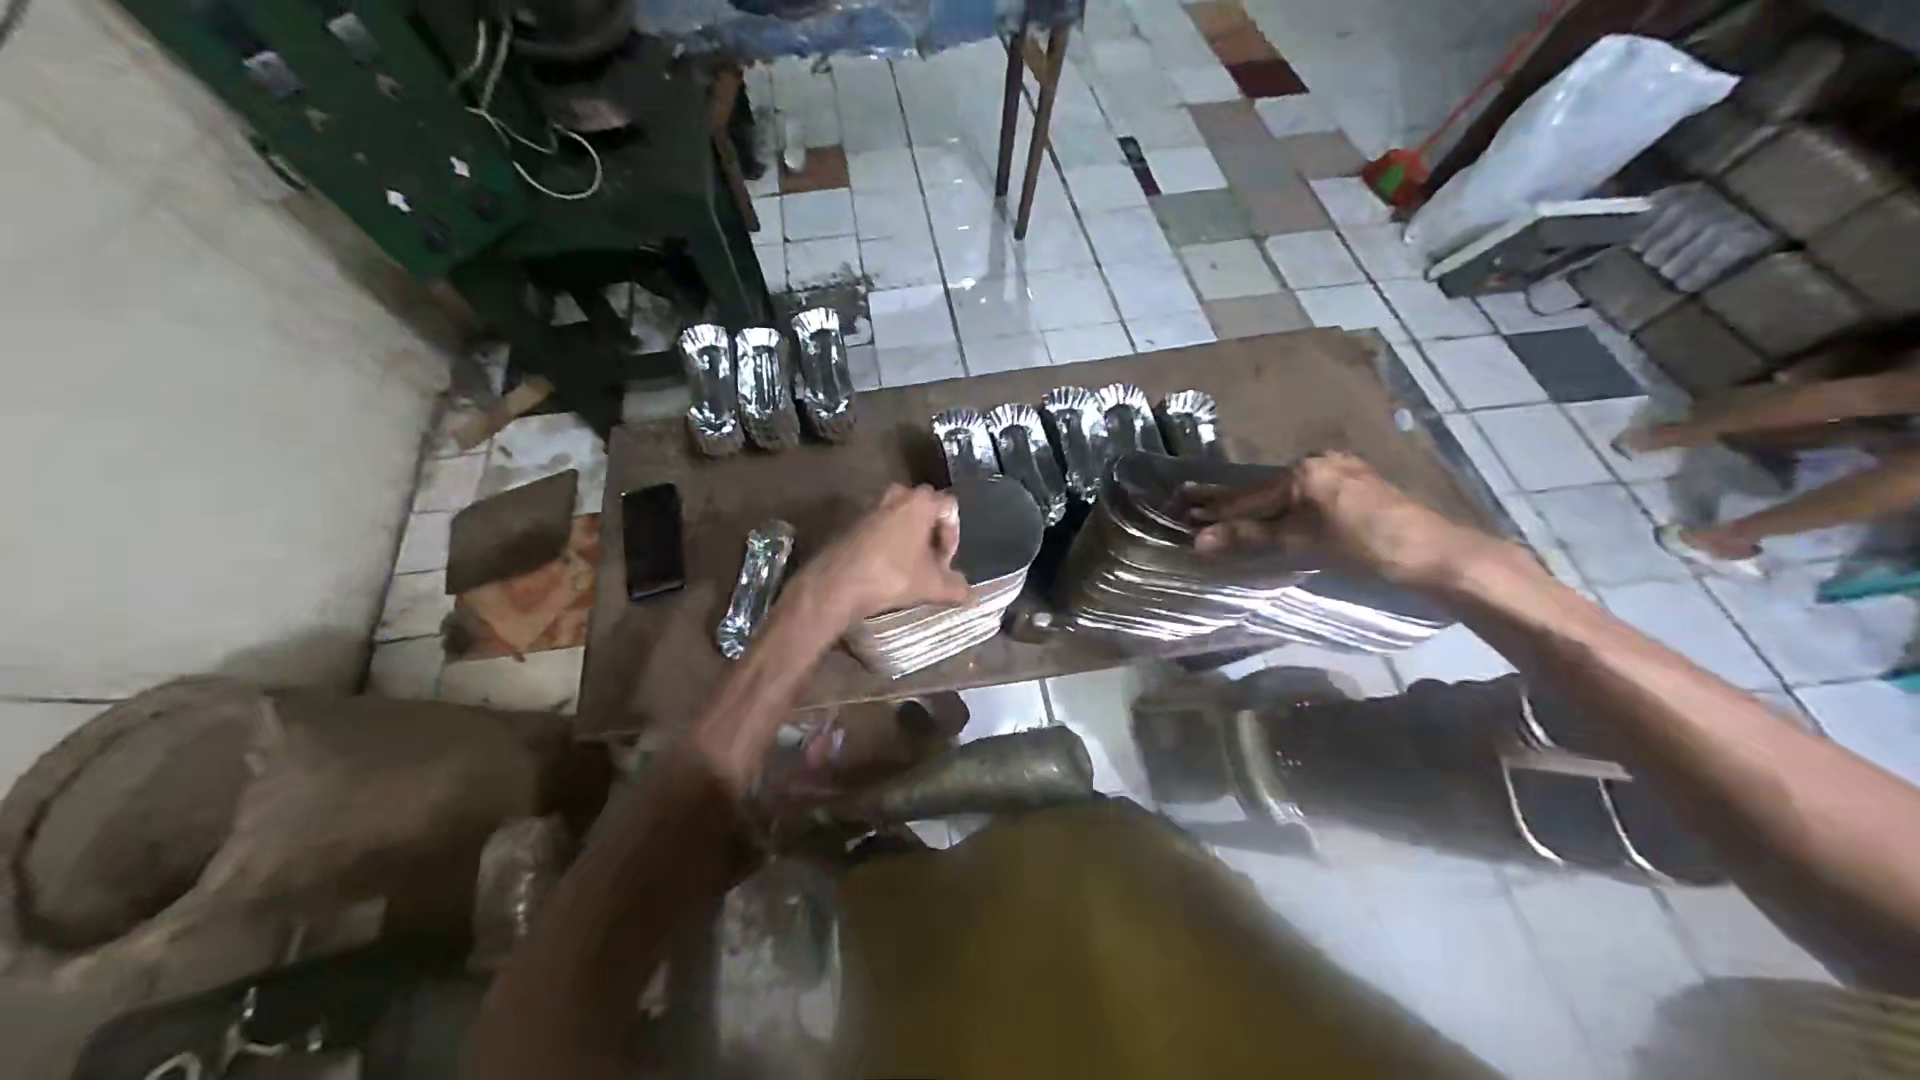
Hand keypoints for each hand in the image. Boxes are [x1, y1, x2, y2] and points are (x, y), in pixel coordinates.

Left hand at [793, 484, 971, 626]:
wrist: (837, 584)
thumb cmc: (892, 576)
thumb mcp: (931, 585)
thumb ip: (957, 587)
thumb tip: (972, 595)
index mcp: (920, 501)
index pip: (950, 508)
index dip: (953, 537)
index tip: (944, 563)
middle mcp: (895, 495)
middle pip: (925, 511)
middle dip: (931, 537)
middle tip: (930, 564)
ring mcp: (870, 506)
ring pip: (901, 519)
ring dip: (910, 541)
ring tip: (909, 570)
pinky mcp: (851, 521)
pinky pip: (881, 528)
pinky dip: (889, 544)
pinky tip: (886, 570)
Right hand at [1184, 451, 1511, 589]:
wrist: (1435, 552)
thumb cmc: (1367, 545)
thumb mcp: (1304, 541)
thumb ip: (1252, 536)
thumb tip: (1200, 540)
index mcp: (1304, 472)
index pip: (1249, 494)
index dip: (1215, 507)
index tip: (1182, 508)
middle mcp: (1318, 462)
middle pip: (1263, 487)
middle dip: (1228, 500)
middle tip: (1189, 500)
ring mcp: (1339, 470)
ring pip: (1283, 489)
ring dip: (1252, 503)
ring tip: (1219, 509)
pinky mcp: (1353, 484)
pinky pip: (1303, 492)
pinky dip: (1279, 504)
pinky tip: (1267, 509)